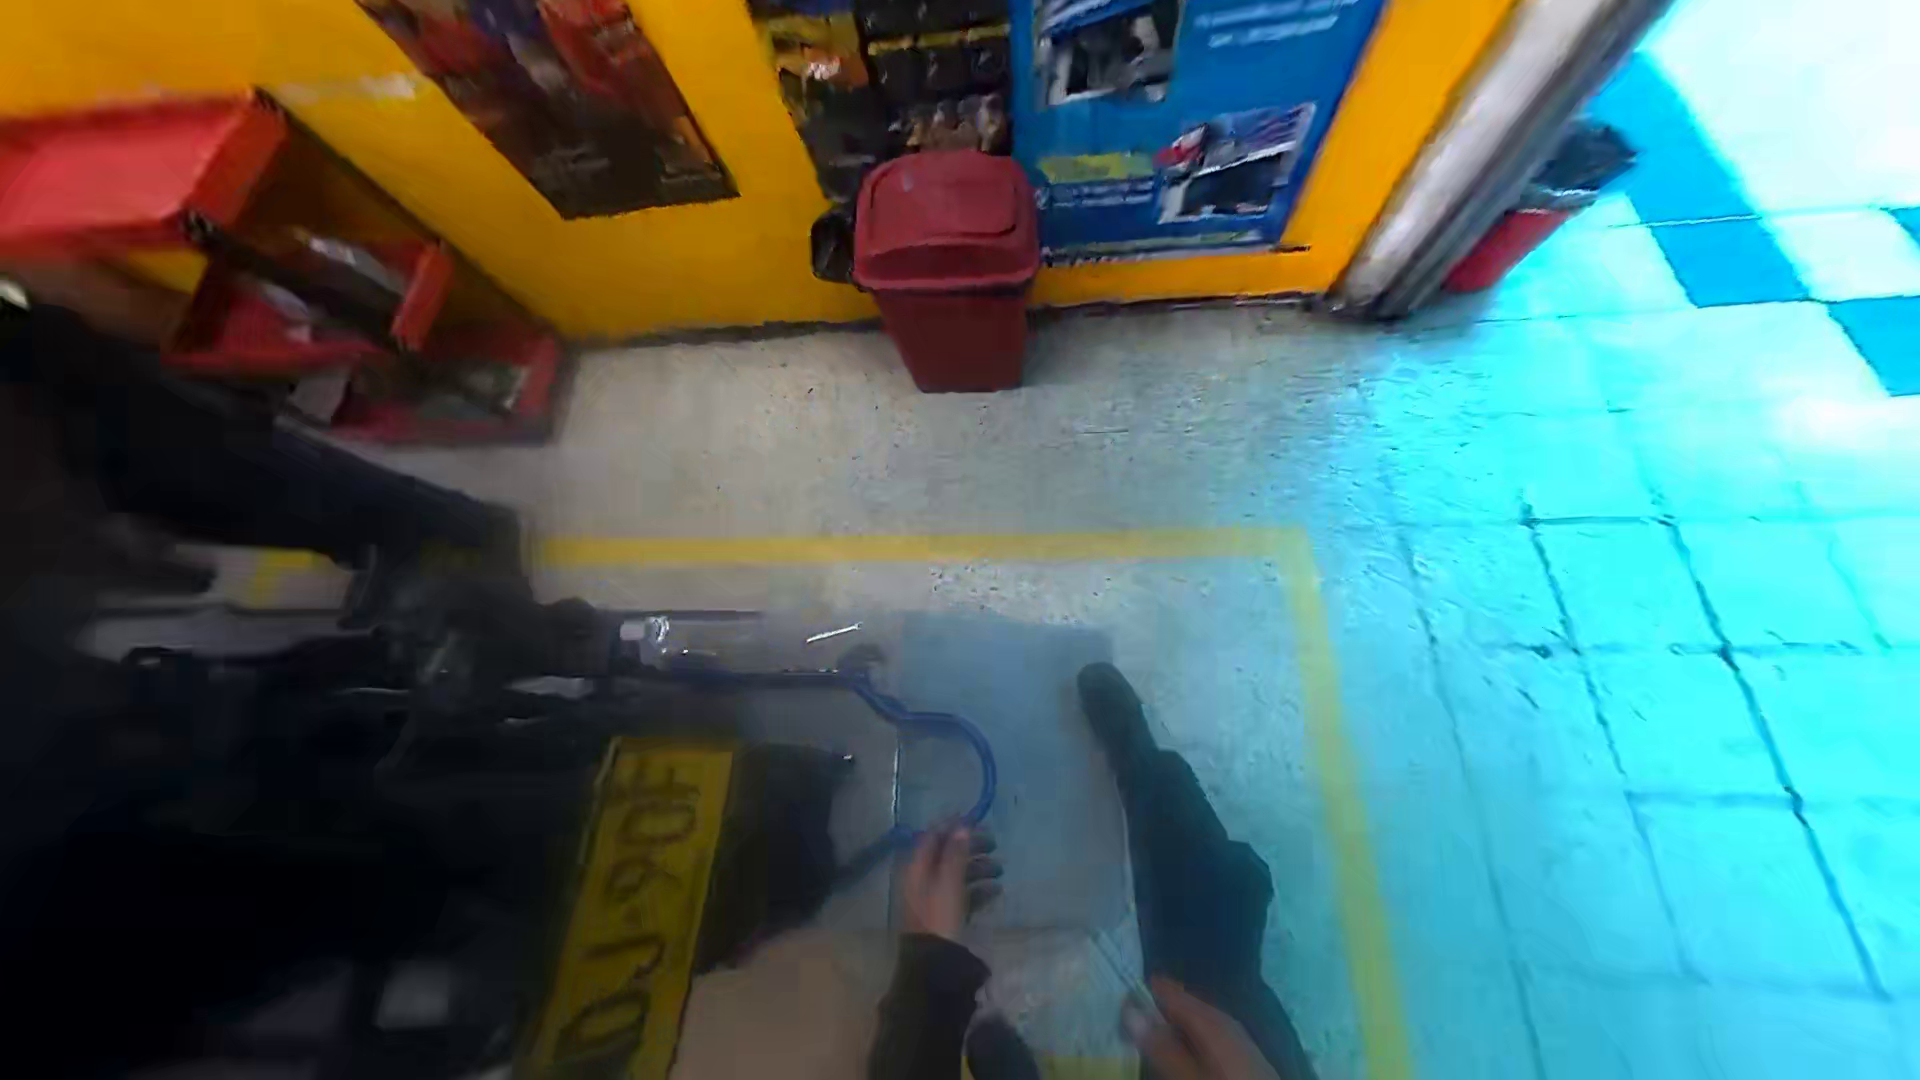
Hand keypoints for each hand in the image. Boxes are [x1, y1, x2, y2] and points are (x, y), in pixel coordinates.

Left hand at [900, 826, 1002, 939]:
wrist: (935, 968)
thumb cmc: (939, 917)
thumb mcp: (948, 881)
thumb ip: (955, 852)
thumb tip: (962, 825)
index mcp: (917, 867)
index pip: (932, 836)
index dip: (952, 825)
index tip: (975, 820)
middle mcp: (923, 879)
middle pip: (947, 854)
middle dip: (971, 846)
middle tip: (994, 843)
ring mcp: (935, 898)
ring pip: (957, 874)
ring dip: (979, 867)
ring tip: (1000, 868)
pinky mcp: (946, 916)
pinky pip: (964, 894)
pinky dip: (979, 889)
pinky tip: (996, 889)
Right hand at [1122, 976, 1279, 1079]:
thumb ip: (1163, 1048)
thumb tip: (1129, 1007)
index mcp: (1211, 1019)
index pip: (1166, 988)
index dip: (1139, 994)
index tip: (1114, 1003)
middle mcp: (1224, 1020)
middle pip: (1180, 1004)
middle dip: (1154, 1013)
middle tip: (1125, 1027)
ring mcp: (1237, 1041)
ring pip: (1193, 1023)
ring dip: (1170, 1031)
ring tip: (1148, 1045)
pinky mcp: (1244, 1060)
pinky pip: (1206, 1040)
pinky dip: (1188, 1044)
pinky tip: (1181, 1059)